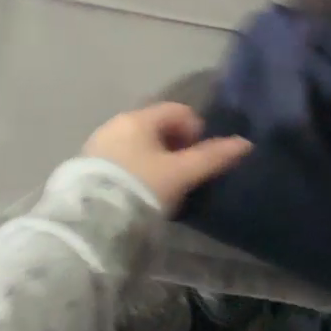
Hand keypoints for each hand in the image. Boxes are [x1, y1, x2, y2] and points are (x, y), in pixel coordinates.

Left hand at [83, 103, 252, 213]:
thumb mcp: (181, 174)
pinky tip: (138, 193)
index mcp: (138, 118)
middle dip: (174, 146)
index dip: (196, 130)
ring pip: (137, 144)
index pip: (177, 111)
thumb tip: (245, 143)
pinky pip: (120, 159)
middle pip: (155, 126)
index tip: (200, 158)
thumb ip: (212, 157)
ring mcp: (98, 144)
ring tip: (162, 187)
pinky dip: (134, 169)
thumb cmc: (141, 188)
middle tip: (185, 174)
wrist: (91, 219)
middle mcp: (115, 124)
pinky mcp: (86, 165)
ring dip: (154, 159)